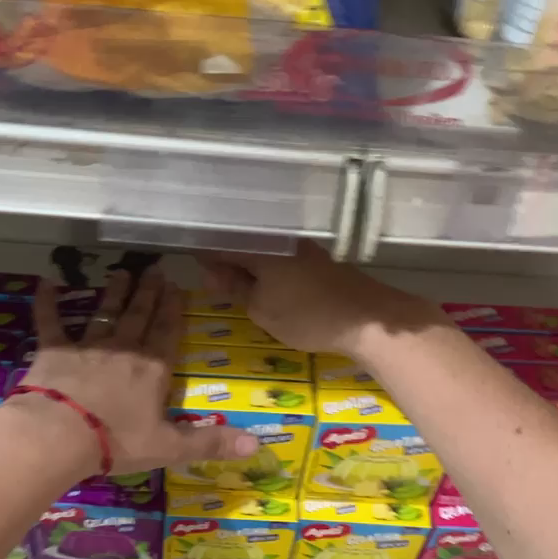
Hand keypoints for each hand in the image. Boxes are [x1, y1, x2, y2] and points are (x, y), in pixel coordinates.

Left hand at [13, 269, 258, 474]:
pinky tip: (46, 282)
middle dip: (149, 293)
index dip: (174, 310)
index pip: (168, 333)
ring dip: (114, 293)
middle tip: (154, 269)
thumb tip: (257, 444)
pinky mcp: (53, 350)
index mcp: (154, 370)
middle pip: (140, 316)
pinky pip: (51, 321)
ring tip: (121, 273)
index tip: (177, 287)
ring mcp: (88, 347)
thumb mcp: (169, 447)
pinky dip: (48, 302)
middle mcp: (124, 350)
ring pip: (105, 313)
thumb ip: (210, 442)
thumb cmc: (117, 441)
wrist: (60, 434)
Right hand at [197, 241, 445, 356]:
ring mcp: (302, 247)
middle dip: (226, 258)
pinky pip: (282, 257)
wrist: (366, 319)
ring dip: (249, 263)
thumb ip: (235, 287)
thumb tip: (211, 271)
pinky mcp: (317, 259)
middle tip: (214, 281)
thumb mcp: (261, 309)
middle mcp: (280, 239)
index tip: (191, 263)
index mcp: (260, 246)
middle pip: (244, 242)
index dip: (203, 253)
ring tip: (237, 286)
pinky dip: (269, 268)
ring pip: (264, 250)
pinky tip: (265, 284)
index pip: (220, 242)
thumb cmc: (307, 316)